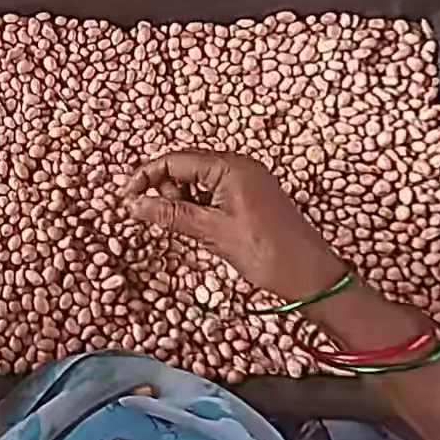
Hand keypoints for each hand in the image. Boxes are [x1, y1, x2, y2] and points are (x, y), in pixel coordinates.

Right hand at [121, 150, 345, 300]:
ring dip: (181, 198)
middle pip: (185, 166)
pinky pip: (212, 190)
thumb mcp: (211, 232)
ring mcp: (246, 179)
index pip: (175, 161)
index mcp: (230, 167)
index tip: (128, 197)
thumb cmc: (267, 253)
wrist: (311, 278)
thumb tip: (134, 204)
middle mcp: (239, 166)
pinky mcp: (250, 195)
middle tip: (156, 214)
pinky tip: (198, 225)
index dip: (147, 177)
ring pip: (197, 179)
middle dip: (164, 188)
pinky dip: (198, 204)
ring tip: (183, 224)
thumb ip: (170, 214)